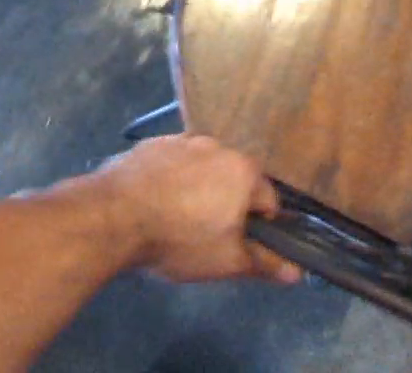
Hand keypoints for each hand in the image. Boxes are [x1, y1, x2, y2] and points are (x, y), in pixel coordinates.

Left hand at [91, 134, 301, 284]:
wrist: (115, 214)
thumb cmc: (180, 238)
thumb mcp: (228, 261)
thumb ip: (265, 263)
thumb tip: (296, 271)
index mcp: (242, 169)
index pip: (269, 200)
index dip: (260, 227)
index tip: (240, 246)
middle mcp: (215, 145)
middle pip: (234, 180)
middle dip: (227, 206)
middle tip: (208, 236)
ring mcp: (180, 139)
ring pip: (201, 170)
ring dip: (198, 191)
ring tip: (177, 221)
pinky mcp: (151, 143)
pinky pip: (172, 164)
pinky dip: (170, 180)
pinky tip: (155, 203)